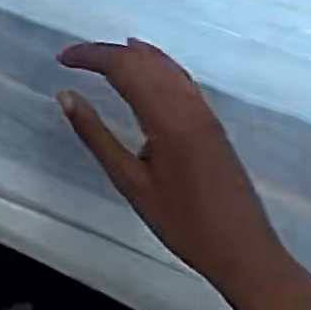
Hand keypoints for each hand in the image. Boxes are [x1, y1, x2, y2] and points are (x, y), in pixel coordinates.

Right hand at [57, 39, 310, 309]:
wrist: (248, 257)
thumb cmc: (184, 224)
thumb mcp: (131, 183)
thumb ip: (96, 136)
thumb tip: (65, 96)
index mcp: (167, 120)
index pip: (122, 67)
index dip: (89, 55)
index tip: (62, 58)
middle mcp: (187, 107)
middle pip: (140, 60)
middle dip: (103, 51)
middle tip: (72, 58)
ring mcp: (203, 112)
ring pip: (161, 64)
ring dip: (127, 54)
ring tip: (97, 55)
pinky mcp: (212, 121)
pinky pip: (179, 76)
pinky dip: (155, 60)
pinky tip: (145, 58)